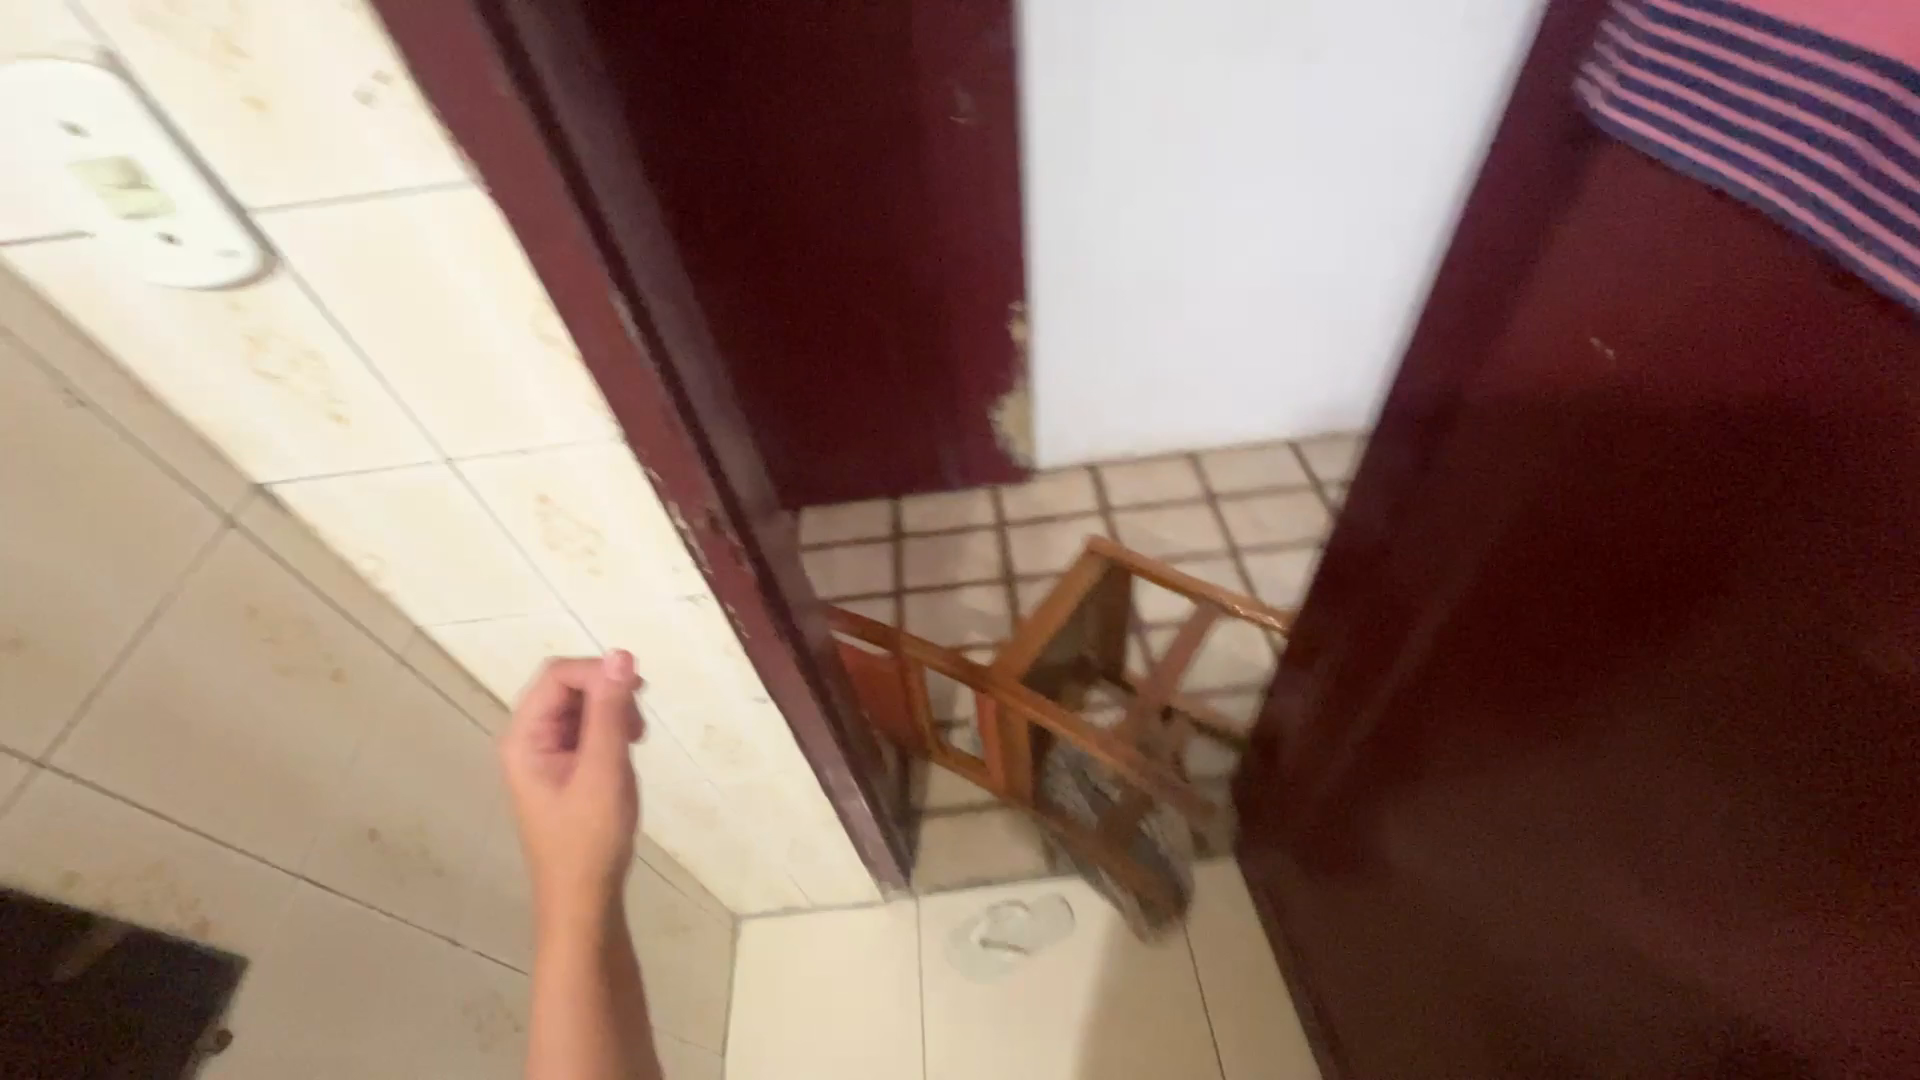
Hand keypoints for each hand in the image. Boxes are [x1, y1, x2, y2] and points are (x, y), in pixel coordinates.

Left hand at [499, 650, 644, 930]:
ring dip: (614, 708)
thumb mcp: (604, 767)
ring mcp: (548, 751)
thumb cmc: (589, 836)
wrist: (585, 895)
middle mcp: (530, 738)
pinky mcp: (566, 764)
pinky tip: (628, 747)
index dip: (598, 671)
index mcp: (525, 737)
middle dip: (608, 690)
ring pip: (582, 702)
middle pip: (568, 684)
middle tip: (638, 722)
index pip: (558, 675)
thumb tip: (621, 654)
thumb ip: (610, 710)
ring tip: (636, 738)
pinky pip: (589, 724)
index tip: (638, 690)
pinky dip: (613, 725)